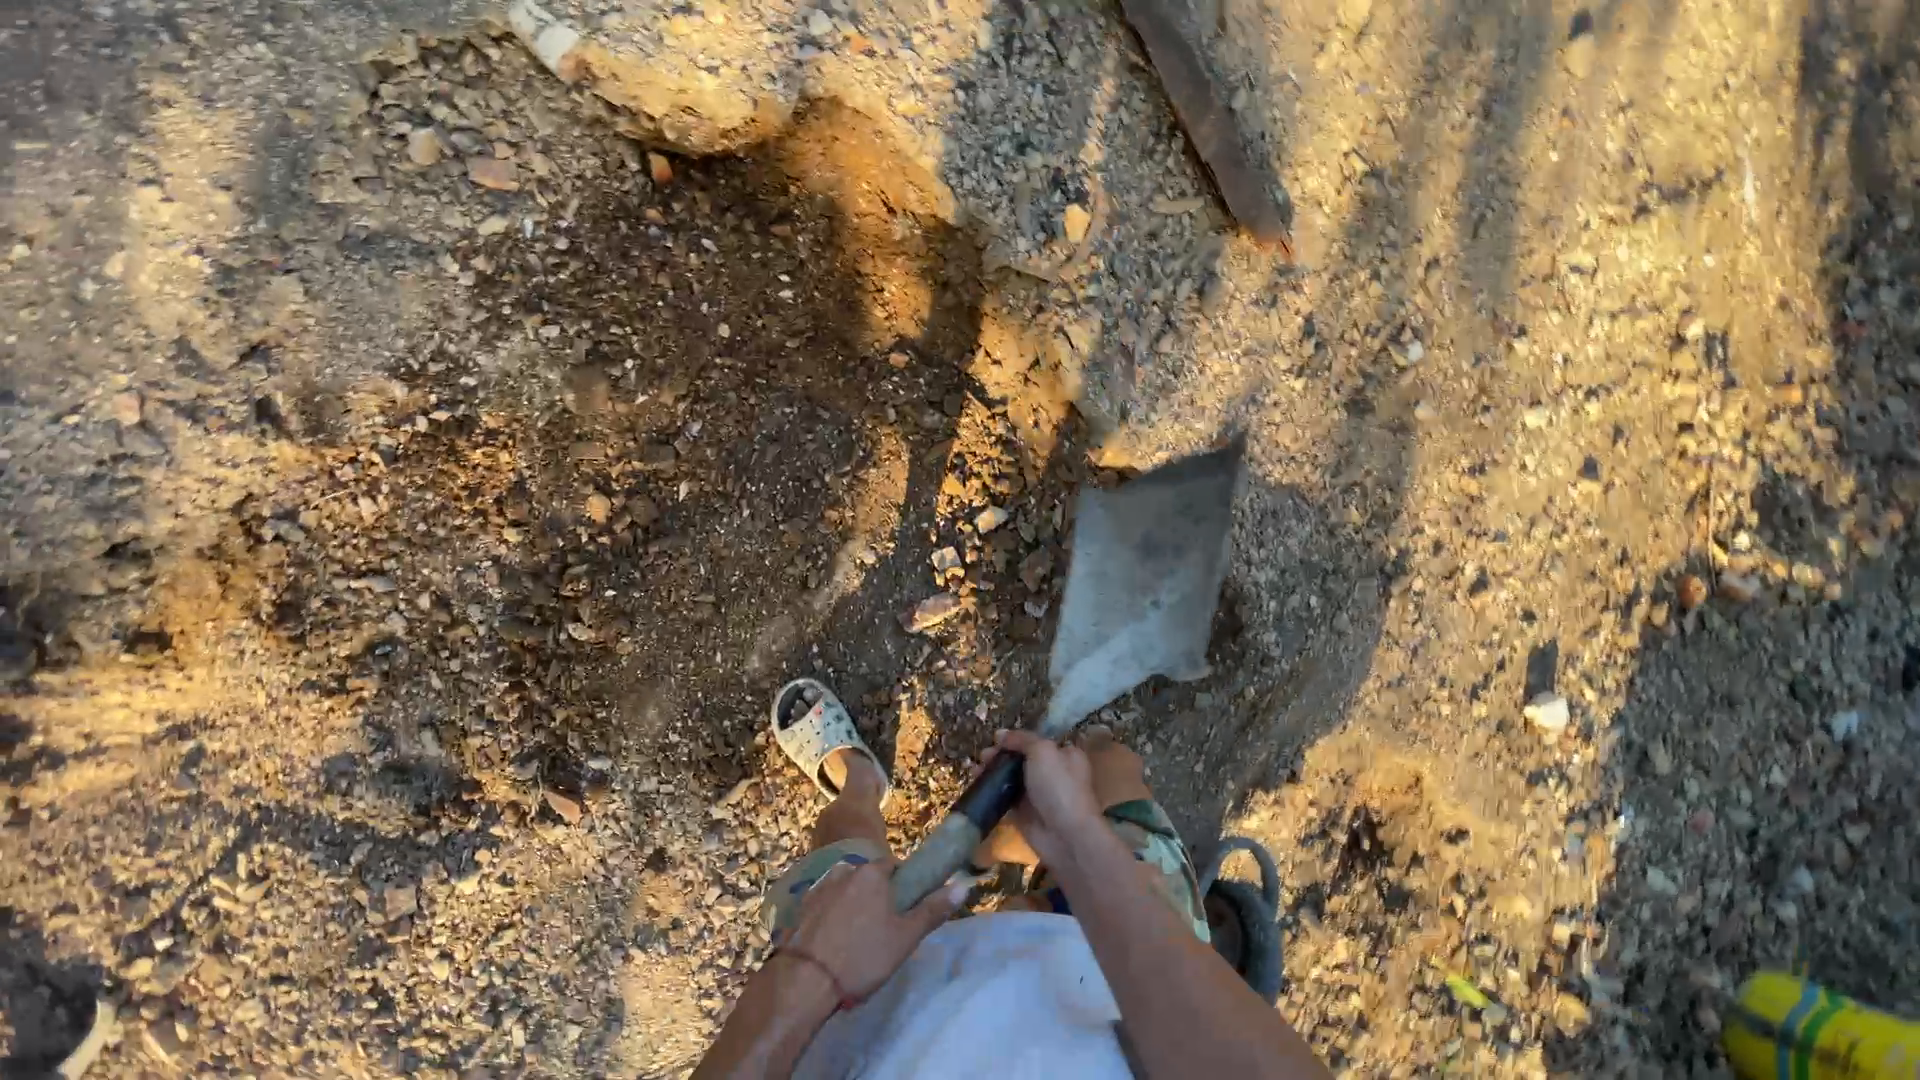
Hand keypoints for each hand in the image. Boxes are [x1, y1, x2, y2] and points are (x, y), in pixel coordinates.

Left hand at [783, 860, 965, 1000]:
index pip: (895, 867)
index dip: (903, 887)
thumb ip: (933, 910)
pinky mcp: (800, 907)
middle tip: (882, 932)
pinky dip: (832, 918)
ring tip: (856, 942)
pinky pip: (825, 906)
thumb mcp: (905, 937)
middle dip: (877, 899)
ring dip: (853, 908)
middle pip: (869, 879)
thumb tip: (963, 885)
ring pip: (846, 892)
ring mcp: (819, 887)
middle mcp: (845, 870)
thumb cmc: (863, 957)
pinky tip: (834, 944)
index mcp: (872, 873)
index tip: (904, 912)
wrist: (806, 980)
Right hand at [979, 729, 1105, 866]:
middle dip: (1001, 756)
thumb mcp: (1043, 751)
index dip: (1016, 739)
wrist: (1065, 835)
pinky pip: (1006, 800)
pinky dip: (992, 793)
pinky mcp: (1025, 814)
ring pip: (1012, 779)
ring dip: (993, 773)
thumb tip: (1000, 734)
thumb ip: (1021, 739)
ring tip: (976, 771)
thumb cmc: (1058, 786)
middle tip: (984, 757)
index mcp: (1065, 755)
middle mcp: (1053, 774)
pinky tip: (978, 788)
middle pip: (1022, 760)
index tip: (996, 740)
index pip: (1037, 742)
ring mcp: (1039, 795)